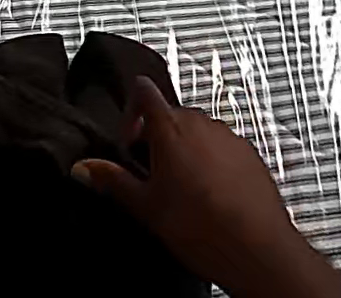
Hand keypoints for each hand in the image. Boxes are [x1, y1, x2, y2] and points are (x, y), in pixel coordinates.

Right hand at [72, 76, 340, 297]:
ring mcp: (226, 134)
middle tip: (154, 173)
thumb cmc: (202, 227)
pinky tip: (213, 194)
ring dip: (186, 147)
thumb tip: (82, 167)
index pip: (143, 90)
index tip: (131, 139)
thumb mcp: (146, 206)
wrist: (258, 250)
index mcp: (170, 127)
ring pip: (197, 129)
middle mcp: (199, 121)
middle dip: (158, 136)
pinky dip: (213, 159)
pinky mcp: (248, 151)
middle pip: (170, 114)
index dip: (132, 109)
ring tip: (185, 189)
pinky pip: (222, 145)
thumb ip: (112, 180)